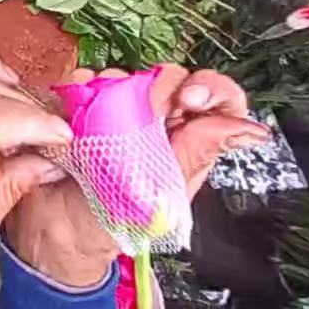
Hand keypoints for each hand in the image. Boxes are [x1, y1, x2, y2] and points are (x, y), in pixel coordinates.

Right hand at [5, 65, 268, 288]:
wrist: (57, 233)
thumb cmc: (111, 224)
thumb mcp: (161, 197)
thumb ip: (197, 153)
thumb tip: (251, 129)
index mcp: (188, 142)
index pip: (218, 100)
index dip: (212, 89)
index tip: (193, 99)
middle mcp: (157, 121)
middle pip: (173, 78)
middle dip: (162, 87)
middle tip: (148, 110)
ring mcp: (119, 110)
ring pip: (127, 74)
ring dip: (113, 92)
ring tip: (99, 128)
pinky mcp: (85, 105)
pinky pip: (85, 80)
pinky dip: (79, 91)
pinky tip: (74, 119)